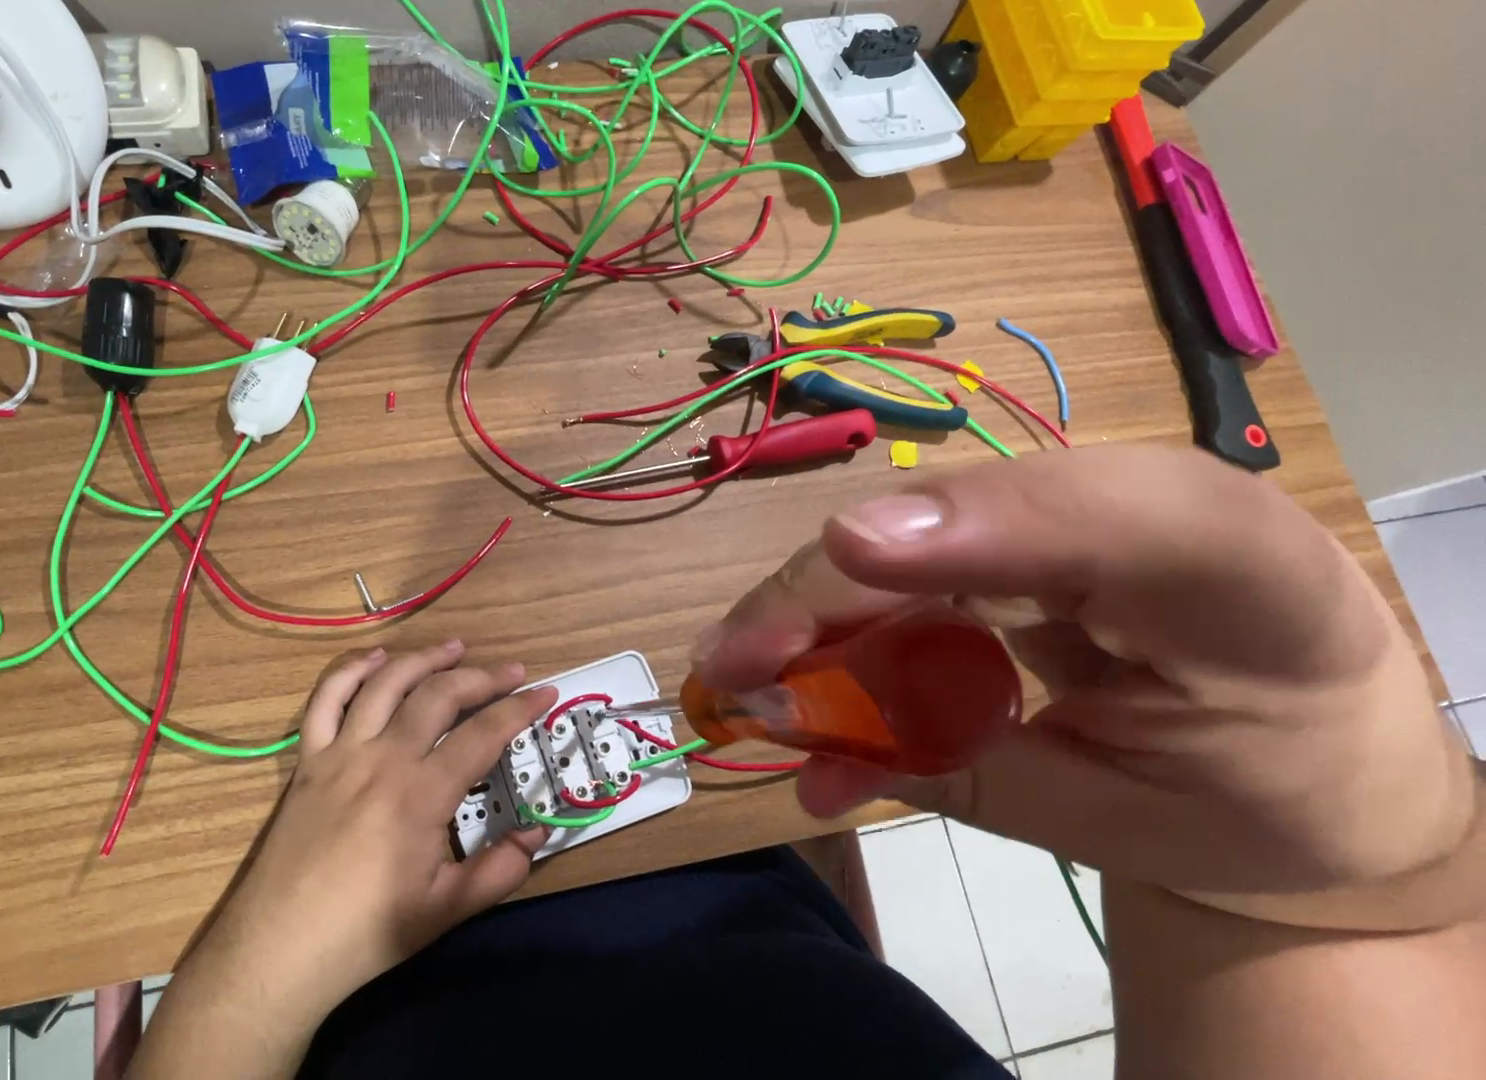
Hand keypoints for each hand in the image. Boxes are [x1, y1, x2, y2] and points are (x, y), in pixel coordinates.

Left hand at [195, 641, 556, 1017]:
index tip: (545, 692)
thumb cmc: (367, 933)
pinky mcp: (308, 760)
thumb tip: (537, 834)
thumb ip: (498, 871)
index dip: (518, 709)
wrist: (280, 948)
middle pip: (437, 695)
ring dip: (423, 659)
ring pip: (385, 684)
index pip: (481, 735)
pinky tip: (376, 659)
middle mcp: (382, 758)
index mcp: (421, 795)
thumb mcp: (444, 912)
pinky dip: (351, 671)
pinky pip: (326, 700)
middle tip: (511, 671)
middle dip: (480, 676)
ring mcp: (340, 753)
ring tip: (454, 648)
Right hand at [694, 446, 1479, 926]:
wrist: (1305, 773)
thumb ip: (964, 768)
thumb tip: (794, 731)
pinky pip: (898, 592)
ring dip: (807, 622)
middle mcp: (1136, 521)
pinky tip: (807, 724)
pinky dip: (838, 653)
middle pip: (951, 528)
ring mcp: (1061, 527)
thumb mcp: (1124, 821)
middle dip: (828, 594)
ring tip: (735, 691)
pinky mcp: (1003, 549)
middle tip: (731, 665)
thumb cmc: (1247, 802)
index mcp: (1241, 580)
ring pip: (900, 551)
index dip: (988, 522)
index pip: (1120, 514)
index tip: (852, 551)